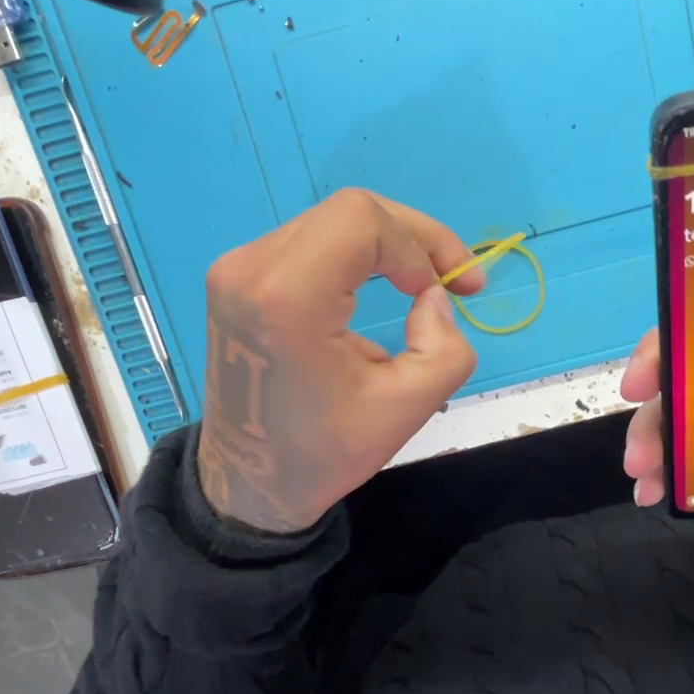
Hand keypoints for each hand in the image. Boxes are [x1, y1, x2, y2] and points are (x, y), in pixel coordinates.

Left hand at [197, 189, 485, 532]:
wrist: (249, 481)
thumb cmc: (325, 452)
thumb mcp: (407, 409)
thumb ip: (446, 348)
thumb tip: (431, 298)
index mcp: (288, 299)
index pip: (362, 221)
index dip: (418, 245)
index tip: (443, 293)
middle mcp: (252, 268)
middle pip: (350, 211)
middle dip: (414, 237)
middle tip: (457, 278)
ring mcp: (237, 268)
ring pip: (331, 221)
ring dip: (388, 244)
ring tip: (425, 282)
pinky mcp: (237, 277)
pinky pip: (311, 241)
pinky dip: (356, 254)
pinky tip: (381, 283)